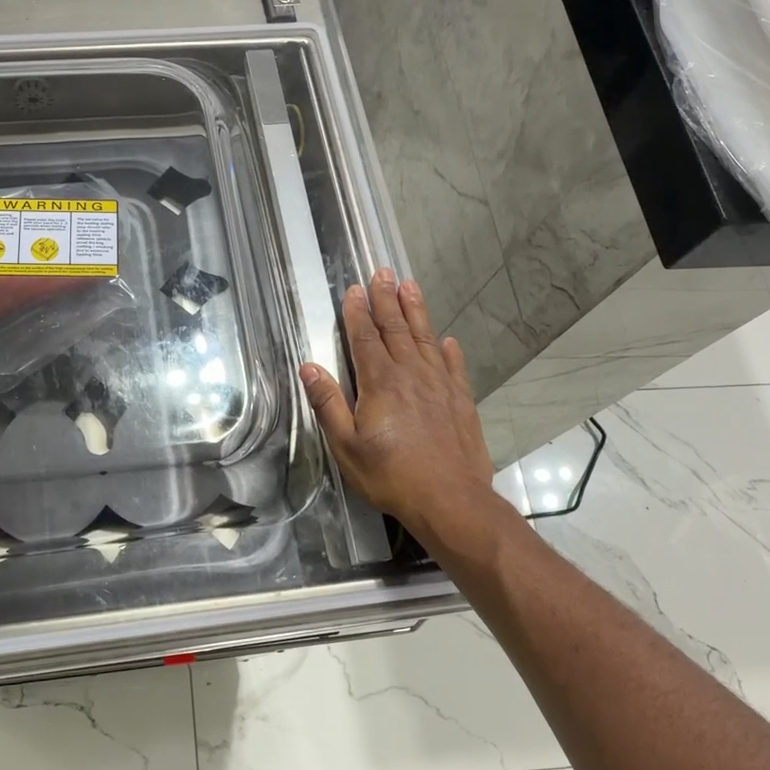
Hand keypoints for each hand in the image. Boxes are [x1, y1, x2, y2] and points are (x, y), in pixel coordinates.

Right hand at [300, 270, 505, 539]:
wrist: (450, 497)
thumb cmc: (390, 475)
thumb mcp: (346, 446)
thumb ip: (328, 404)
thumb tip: (309, 367)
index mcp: (379, 383)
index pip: (365, 338)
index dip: (357, 312)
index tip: (354, 289)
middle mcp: (411, 374)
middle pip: (396, 329)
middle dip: (387, 300)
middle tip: (384, 272)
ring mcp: (439, 384)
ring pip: (425, 338)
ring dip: (416, 312)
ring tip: (410, 286)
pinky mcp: (460, 400)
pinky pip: (452, 365)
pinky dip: (447, 349)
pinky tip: (446, 340)